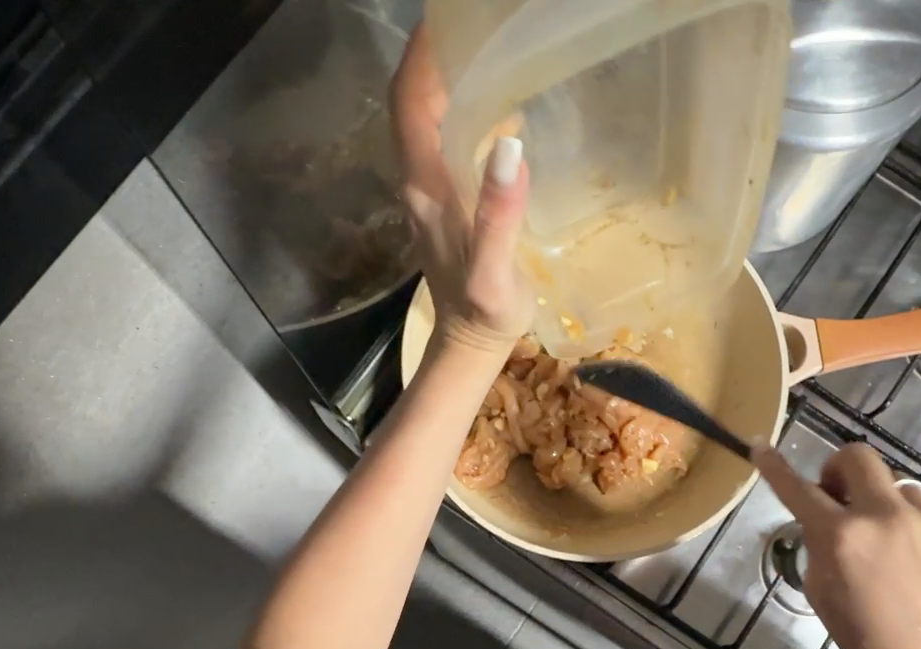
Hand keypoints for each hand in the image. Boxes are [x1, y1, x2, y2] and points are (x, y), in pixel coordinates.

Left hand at [390, 25, 531, 354]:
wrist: (470, 344)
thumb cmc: (486, 312)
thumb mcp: (495, 272)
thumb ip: (499, 215)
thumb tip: (509, 144)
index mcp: (426, 188)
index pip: (411, 105)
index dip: (423, 57)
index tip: (446, 19)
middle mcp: (417, 182)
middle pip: (410, 103)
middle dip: (431, 57)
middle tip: (470, 26)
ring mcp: (427, 191)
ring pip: (422, 119)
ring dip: (441, 79)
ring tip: (479, 49)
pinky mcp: (441, 200)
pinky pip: (439, 140)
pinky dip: (456, 109)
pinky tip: (491, 102)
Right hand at [752, 443, 920, 648]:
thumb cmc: (872, 642)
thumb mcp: (824, 598)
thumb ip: (821, 552)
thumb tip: (827, 530)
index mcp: (842, 536)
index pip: (798, 490)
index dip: (775, 467)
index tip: (762, 447)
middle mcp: (886, 515)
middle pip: (858, 457)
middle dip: (841, 469)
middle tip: (841, 499)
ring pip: (901, 492)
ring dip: (889, 511)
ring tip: (897, 553)